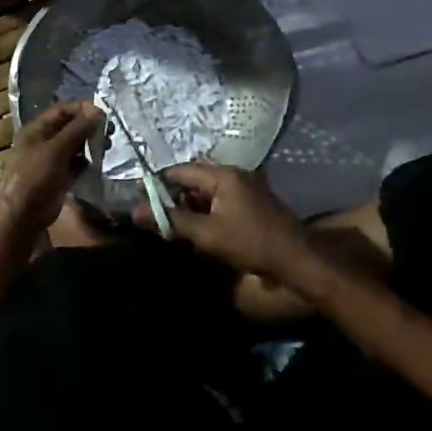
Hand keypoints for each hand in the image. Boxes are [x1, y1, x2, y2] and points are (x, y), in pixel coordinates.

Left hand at [0, 100, 101, 230]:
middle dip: (89, 126)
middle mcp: (44, 141)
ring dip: (90, 143)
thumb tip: (98, 110)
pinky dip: (87, 161)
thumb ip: (77, 129)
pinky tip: (99, 161)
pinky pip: (76, 163)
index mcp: (37, 129)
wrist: (23, 214)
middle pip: (70, 126)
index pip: (62, 110)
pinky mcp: (59, 175)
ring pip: (75, 145)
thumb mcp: (56, 149)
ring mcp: (51, 159)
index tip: (105, 111)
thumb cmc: (35, 176)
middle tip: (110, 130)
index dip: (82, 108)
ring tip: (107, 145)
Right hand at [134, 162, 313, 276]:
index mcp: (223, 175)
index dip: (157, 184)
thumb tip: (135, 212)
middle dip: (173, 196)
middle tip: (154, 214)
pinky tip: (197, 226)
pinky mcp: (253, 201)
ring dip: (189, 205)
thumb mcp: (206, 233)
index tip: (139, 199)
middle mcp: (235, 174)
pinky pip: (221, 198)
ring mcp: (247, 186)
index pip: (180, 171)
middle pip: (194, 179)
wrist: (296, 259)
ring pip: (207, 190)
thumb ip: (171, 220)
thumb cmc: (249, 243)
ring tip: (173, 223)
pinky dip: (206, 209)